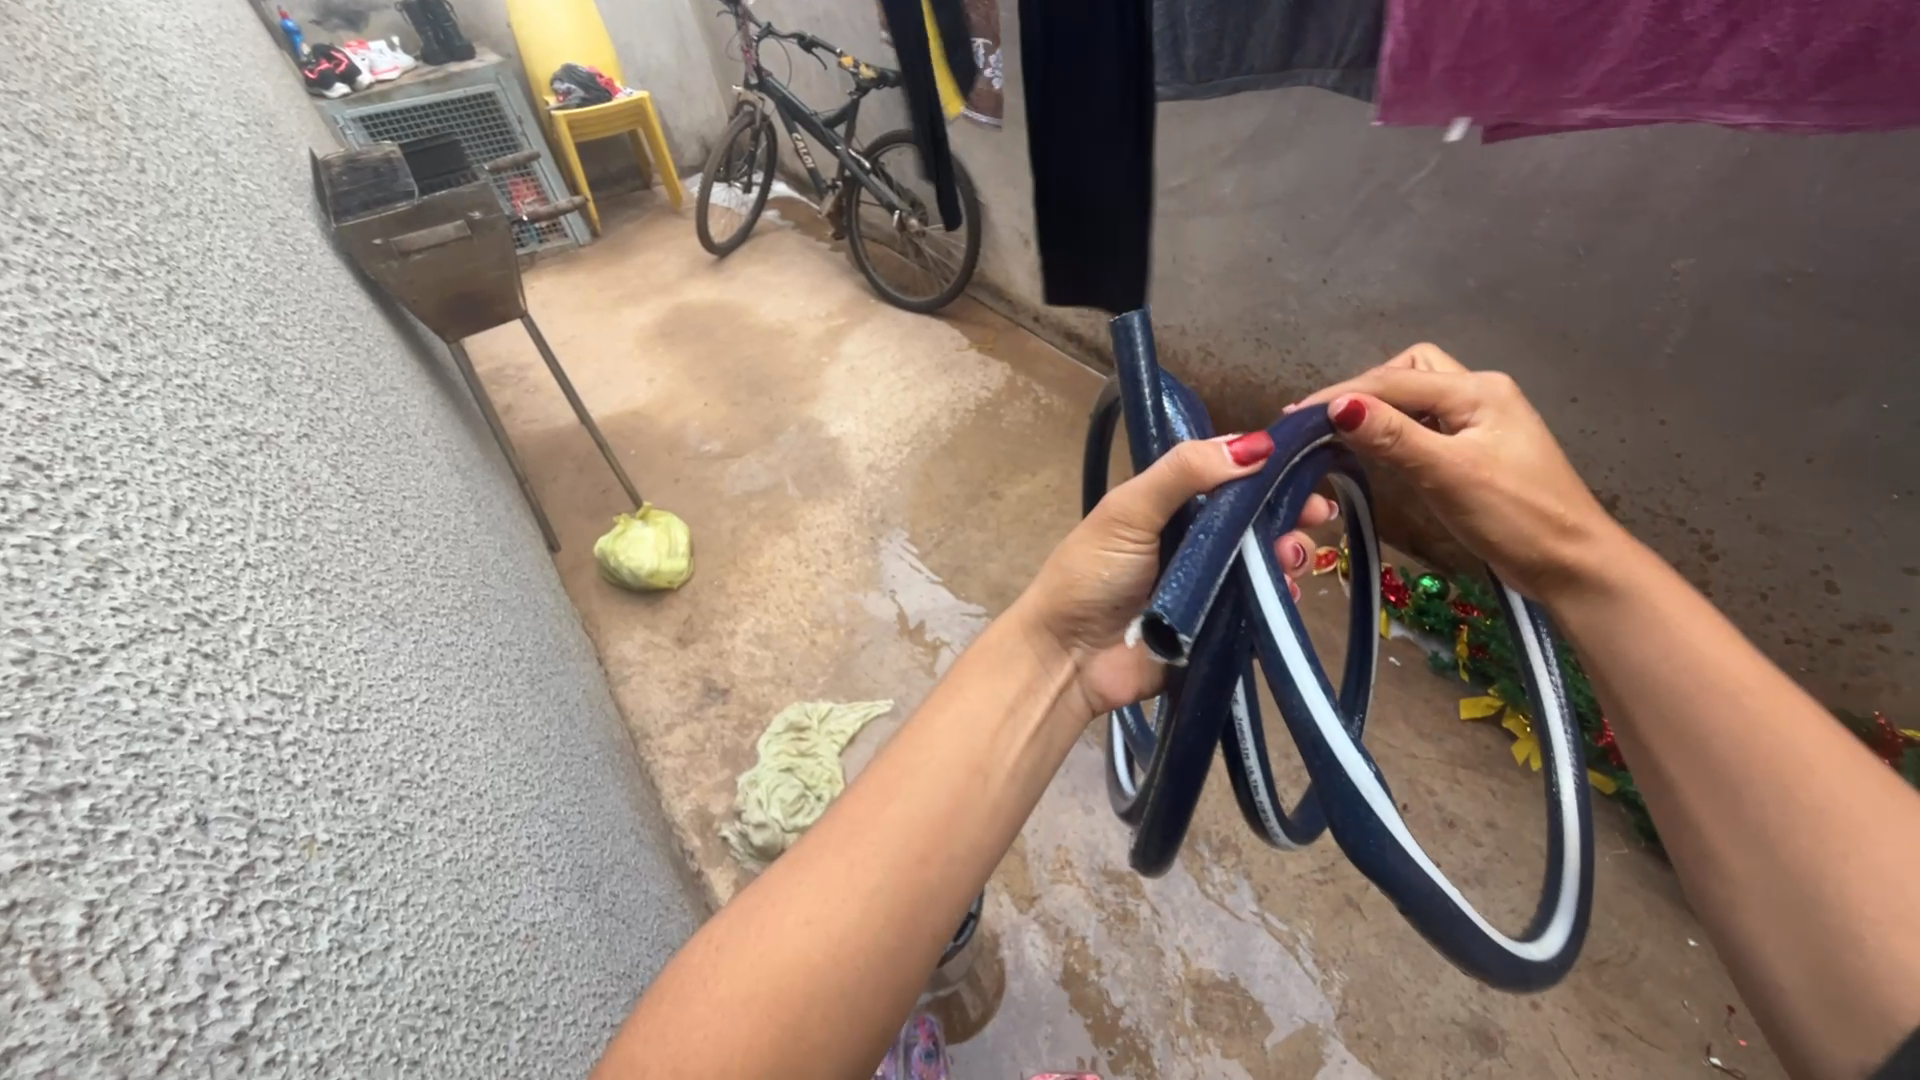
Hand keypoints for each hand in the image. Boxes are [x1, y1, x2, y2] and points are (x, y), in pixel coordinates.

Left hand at [1018, 433, 1333, 717]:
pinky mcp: (1218, 629)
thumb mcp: (1129, 510)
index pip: (1230, 479)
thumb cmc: (1090, 574)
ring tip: (1289, 558)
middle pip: (1256, 521)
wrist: (1068, 657)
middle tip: (1314, 517)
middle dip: (1289, 515)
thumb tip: (1255, 443)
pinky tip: (1285, 595)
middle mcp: (1193, 542)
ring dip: (1287, 555)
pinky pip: (1260, 612)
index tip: (1307, 470)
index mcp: (1170, 507)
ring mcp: (1208, 587)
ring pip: (1264, 564)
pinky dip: (1277, 602)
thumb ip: (1183, 473)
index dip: (1268, 472)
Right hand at [1291, 343, 1624, 601]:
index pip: (1393, 380)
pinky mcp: (1474, 448)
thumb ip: (1393, 436)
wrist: (1571, 563)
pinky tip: (1376, 448)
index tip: (1294, 416)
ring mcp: (1479, 421)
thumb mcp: (1447, 474)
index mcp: (1477, 390)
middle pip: (1407, 372)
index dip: (1340, 395)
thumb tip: (1338, 405)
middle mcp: (1479, 393)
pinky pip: (1422, 422)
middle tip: (1325, 422)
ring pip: (1415, 394)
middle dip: (1364, 389)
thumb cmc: (1514, 516)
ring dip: (1379, 407)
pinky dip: (1393, 428)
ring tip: (1343, 431)